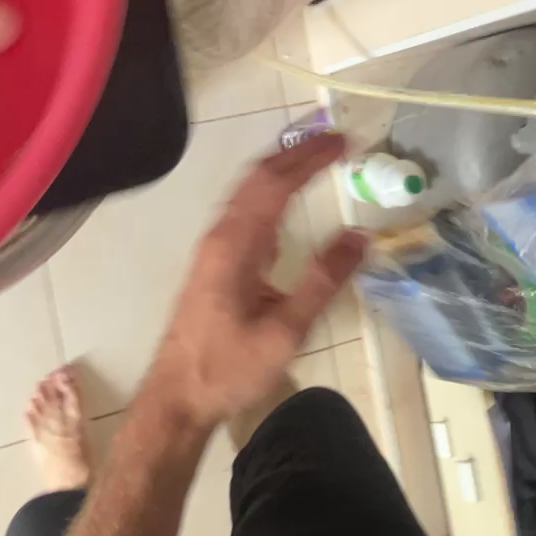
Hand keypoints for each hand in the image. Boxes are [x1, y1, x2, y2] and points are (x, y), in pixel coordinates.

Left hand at [145, 135, 367, 430]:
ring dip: (282, 166)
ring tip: (316, 155)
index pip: (276, 183)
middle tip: (336, 137)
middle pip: (258, 176)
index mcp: (236, 244)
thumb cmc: (229, 369)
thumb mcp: (285, 332)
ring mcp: (215, 246)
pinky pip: (245, 209)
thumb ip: (322, 282)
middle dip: (297, 151)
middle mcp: (221, 235)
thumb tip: (359, 236)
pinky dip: (270, 190)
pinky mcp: (215, 260)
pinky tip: (287, 201)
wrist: (176, 398)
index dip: (310, 158)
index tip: (344, 141)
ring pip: (248, 190)